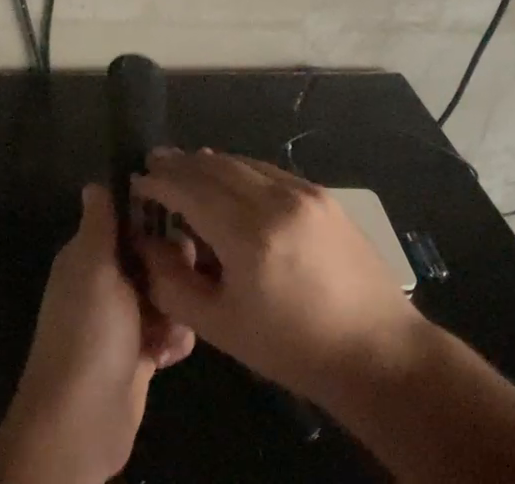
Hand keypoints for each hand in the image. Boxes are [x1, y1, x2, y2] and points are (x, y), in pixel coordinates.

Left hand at [0, 184, 194, 483]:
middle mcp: (102, 284)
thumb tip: (95, 183)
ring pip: (165, 296)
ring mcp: (120, 321)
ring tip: (172, 328)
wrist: (82, 418)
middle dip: (172, 268)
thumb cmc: (89, 332)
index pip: (125, 222)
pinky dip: (173, 341)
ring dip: (176, 310)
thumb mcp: (92, 267)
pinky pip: (167, 333)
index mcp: (86, 257)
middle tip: (184, 280)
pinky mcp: (137, 355)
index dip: (152, 218)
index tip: (182, 219)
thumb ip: (98, 225)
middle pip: (151, 259)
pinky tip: (170, 354)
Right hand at [132, 149, 426, 402]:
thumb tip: (144, 243)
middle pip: (212, 166)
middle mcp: (275, 202)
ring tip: (184, 171)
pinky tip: (229, 183)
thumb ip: (170, 282)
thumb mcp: (219, 327)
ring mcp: (304, 194)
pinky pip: (267, 171)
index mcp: (248, 236)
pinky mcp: (323, 196)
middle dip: (177, 164)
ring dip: (207, 164)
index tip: (135, 182)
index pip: (187, 188)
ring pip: (240, 162)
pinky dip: (239, 171)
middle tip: (152, 167)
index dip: (156, 182)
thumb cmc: (293, 348)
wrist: (379, 353)